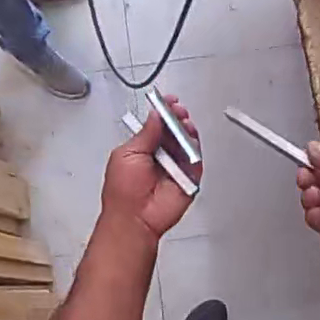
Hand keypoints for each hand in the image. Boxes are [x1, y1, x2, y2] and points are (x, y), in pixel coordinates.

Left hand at [101, 97, 200, 240]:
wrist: (134, 218)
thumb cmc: (123, 193)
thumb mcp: (128, 153)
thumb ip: (145, 134)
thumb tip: (156, 116)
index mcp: (142, 149)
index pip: (157, 125)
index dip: (164, 112)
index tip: (169, 102)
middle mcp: (160, 157)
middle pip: (174, 131)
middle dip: (177, 119)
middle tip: (178, 111)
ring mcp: (174, 168)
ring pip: (187, 143)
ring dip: (187, 131)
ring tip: (184, 124)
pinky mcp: (188, 179)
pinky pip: (196, 160)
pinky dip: (195, 148)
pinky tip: (190, 140)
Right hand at [297, 142, 319, 273]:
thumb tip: (314, 148)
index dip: (319, 158)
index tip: (306, 158)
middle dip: (310, 175)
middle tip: (306, 178)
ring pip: (316, 195)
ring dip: (310, 195)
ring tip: (313, 196)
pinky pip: (317, 217)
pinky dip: (313, 215)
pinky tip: (318, 213)